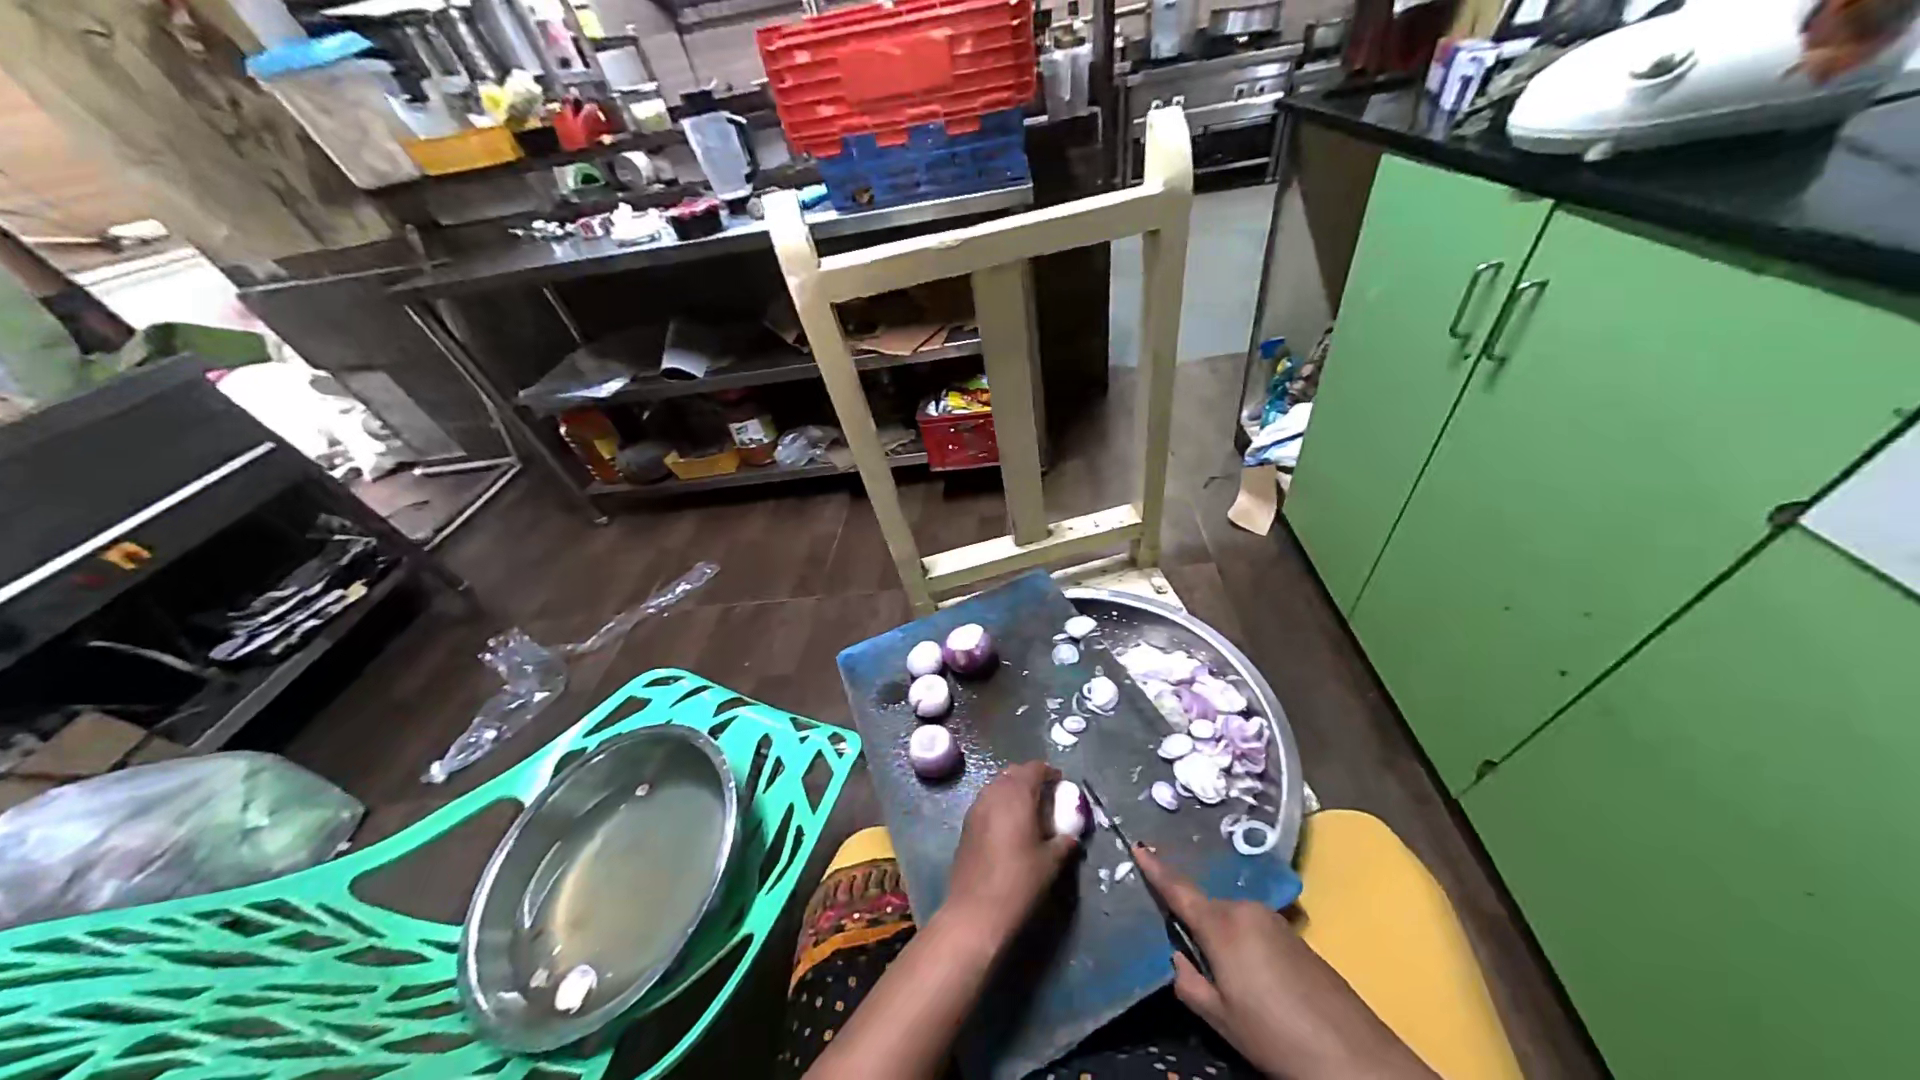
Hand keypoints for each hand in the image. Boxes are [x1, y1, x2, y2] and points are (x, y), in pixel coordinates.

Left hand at [941, 761, 1079, 943]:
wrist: (976, 910)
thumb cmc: (1019, 882)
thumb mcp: (1051, 862)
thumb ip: (1064, 842)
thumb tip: (1071, 836)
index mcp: (1016, 796)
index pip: (1034, 769)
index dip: (1049, 772)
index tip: (1061, 783)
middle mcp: (993, 794)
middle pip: (1013, 774)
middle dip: (1030, 779)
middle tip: (1046, 795)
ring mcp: (976, 808)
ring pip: (997, 786)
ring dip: (1013, 791)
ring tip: (1029, 810)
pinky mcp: (966, 824)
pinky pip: (986, 802)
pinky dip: (1000, 804)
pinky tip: (1009, 826)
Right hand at [1134, 845, 1438, 1079]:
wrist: (1355, 1059)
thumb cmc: (1275, 1036)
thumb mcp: (1220, 1017)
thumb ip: (1188, 982)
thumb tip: (1179, 959)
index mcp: (1221, 925)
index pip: (1179, 890)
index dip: (1155, 868)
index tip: (1138, 845)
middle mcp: (1246, 911)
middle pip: (1207, 908)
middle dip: (1194, 924)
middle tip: (1188, 956)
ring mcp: (1274, 921)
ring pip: (1231, 921)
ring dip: (1222, 939)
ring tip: (1226, 978)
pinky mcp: (1295, 936)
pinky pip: (1254, 931)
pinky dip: (1244, 946)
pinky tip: (1255, 981)